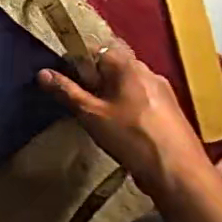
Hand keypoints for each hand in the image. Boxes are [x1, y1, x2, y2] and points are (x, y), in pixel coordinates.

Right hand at [37, 44, 217, 201]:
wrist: (178, 171)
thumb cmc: (131, 138)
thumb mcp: (91, 115)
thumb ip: (67, 92)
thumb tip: (42, 72)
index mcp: (128, 66)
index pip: (96, 49)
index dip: (76, 62)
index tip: (64, 81)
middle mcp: (148, 71)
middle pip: (113, 65)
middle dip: (93, 79)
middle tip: (79, 102)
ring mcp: (162, 90)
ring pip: (127, 83)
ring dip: (109, 94)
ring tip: (97, 117)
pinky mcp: (169, 109)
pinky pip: (139, 97)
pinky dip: (125, 105)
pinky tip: (119, 127)